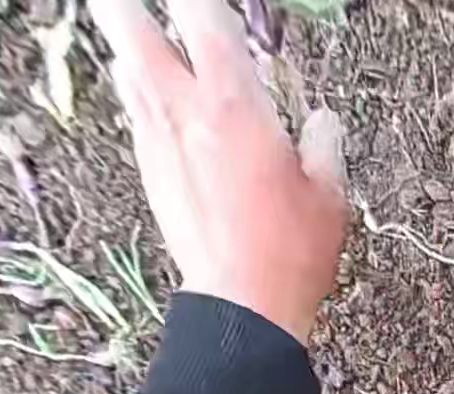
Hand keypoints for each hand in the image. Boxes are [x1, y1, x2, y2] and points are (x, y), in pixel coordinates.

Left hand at [90, 0, 348, 343]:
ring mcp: (154, 137)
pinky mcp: (148, 169)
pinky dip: (153, 103)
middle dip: (141, 10)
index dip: (209, 6)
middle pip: (124, 16)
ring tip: (176, 68)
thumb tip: (322, 121)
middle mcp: (179, 107)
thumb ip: (324, 146)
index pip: (202, 11)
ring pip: (123, 62)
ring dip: (144, 53)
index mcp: (232, 103)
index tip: (226, 16)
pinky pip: (137, 113)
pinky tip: (183, 127)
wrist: (244, 303)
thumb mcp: (330, 199)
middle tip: (177, 25)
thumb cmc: (293, 251)